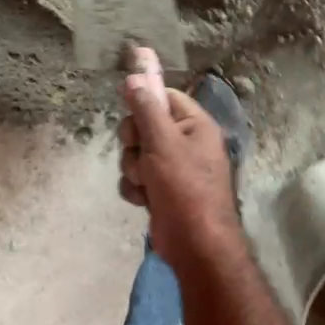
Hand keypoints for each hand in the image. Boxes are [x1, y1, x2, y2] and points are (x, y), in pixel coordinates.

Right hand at [118, 48, 244, 265]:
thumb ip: (145, 108)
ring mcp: (174, 169)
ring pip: (137, 152)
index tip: (128, 107)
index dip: (145, 101)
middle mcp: (187, 143)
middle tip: (140, 153)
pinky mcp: (162, 191)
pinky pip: (137, 177)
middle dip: (134, 141)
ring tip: (146, 183)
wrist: (196, 247)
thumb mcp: (163, 142)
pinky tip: (143, 199)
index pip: (165, 97)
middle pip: (145, 124)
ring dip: (133, 167)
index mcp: (196, 126)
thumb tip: (134, 77)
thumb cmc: (184, 188)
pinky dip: (135, 187)